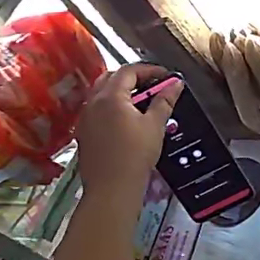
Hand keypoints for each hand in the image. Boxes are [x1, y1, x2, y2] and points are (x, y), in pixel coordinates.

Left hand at [75, 64, 179, 201]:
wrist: (111, 189)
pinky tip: (125, 119)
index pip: (129, 71)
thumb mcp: (154, 126)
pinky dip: (111, 106)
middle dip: (133, 77)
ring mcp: (85, 117)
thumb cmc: (136, 155)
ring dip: (120, 91)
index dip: (149, 70)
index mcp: (111, 96)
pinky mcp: (83, 132)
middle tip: (152, 85)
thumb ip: (164, 101)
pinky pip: (96, 109)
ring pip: (101, 93)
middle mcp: (93, 102)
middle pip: (112, 77)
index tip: (166, 76)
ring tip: (140, 102)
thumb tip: (176, 84)